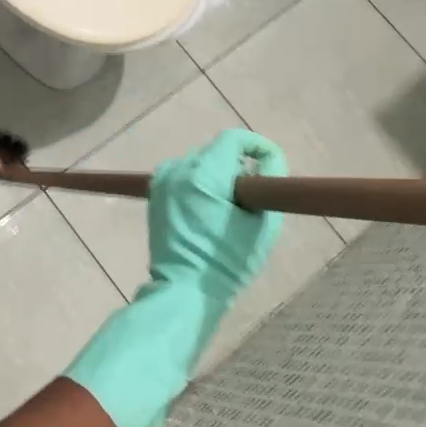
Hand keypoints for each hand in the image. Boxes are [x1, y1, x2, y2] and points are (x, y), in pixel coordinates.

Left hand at [146, 129, 285, 302]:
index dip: (257, 146)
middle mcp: (176, 169)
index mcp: (201, 173)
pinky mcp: (154, 196)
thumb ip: (268, 181)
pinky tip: (210, 212)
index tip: (271, 165)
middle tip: (253, 196)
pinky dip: (200, 186)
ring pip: (199, 164)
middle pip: (215, 152)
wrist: (184, 287)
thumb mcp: (262, 222)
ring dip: (218, 177)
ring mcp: (161, 182)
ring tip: (231, 208)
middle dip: (238, 166)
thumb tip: (267, 159)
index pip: (233, 139)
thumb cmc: (228, 259)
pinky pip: (183, 178)